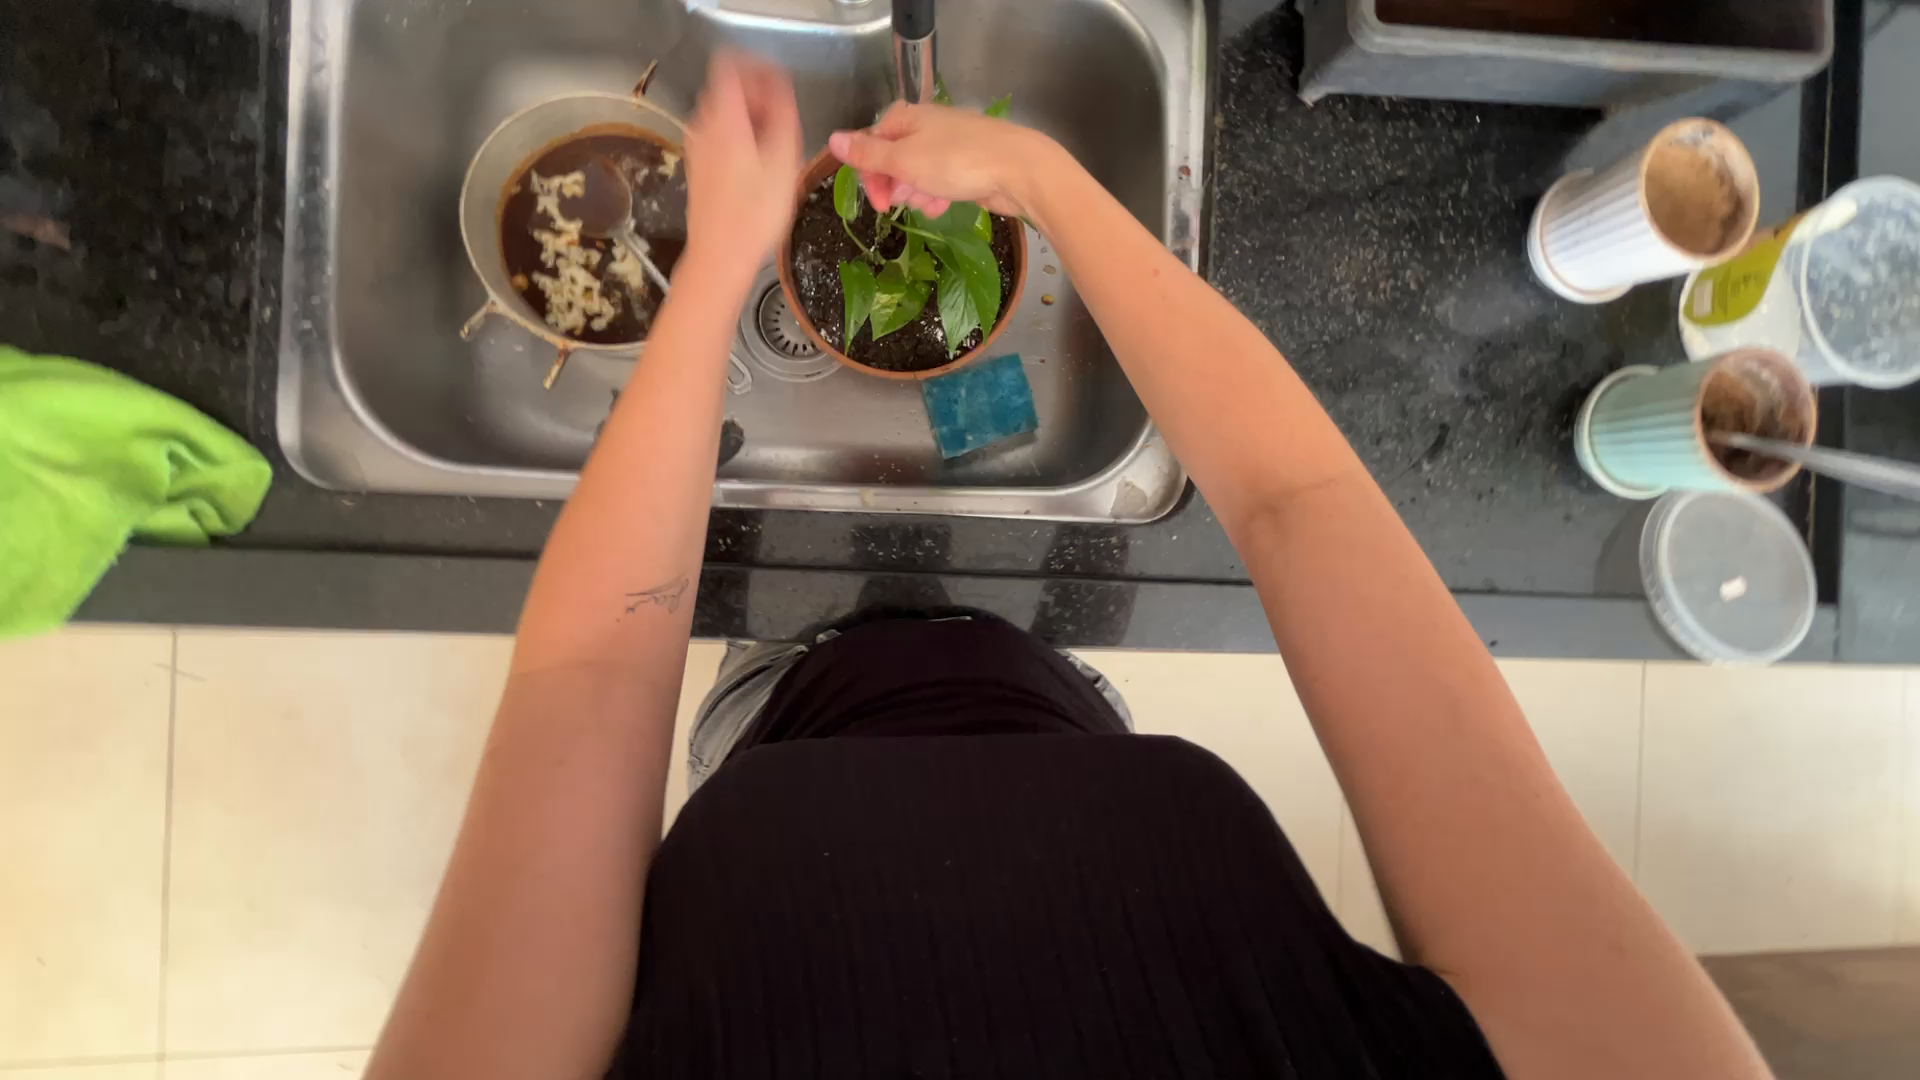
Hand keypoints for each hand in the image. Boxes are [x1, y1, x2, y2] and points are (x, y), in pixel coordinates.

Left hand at [682, 51, 802, 280]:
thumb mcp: (783, 163)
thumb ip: (784, 118)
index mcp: (725, 118)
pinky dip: (741, 145)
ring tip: (778, 151)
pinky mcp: (700, 173)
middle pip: (729, 92)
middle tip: (786, 124)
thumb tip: (781, 90)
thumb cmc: (754, 216)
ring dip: (752, 124)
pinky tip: (760, 172)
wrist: (720, 258)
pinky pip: (721, 143)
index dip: (760, 69)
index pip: (733, 66)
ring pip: (725, 119)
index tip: (782, 87)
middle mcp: (704, 128)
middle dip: (759, 99)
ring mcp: (698, 151)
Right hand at [827, 103, 1059, 221]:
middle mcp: (926, 127)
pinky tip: (942, 207)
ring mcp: (948, 146)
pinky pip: (940, 183)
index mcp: (907, 119)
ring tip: (928, 205)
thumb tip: (833, 140)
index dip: (870, 174)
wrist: (1014, 169)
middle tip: (898, 206)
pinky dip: (937, 196)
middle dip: (894, 186)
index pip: (872, 143)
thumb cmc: (956, 162)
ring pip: (917, 174)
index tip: (878, 202)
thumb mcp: (905, 160)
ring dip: (916, 194)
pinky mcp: (967, 166)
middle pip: (894, 160)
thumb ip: (868, 154)